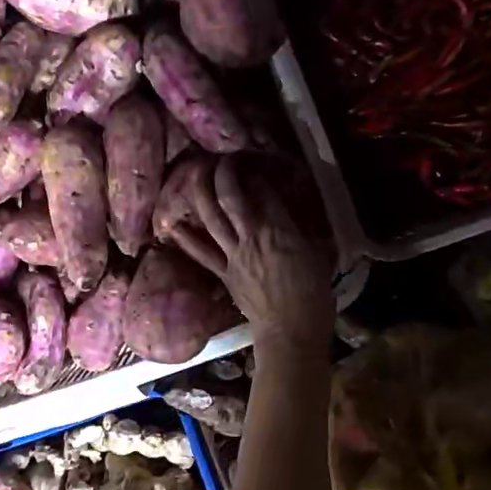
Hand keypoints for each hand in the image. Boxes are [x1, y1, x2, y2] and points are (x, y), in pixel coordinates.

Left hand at [172, 156, 333, 352]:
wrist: (291, 331)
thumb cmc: (314, 294)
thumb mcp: (319, 253)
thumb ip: (303, 228)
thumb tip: (295, 209)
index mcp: (279, 229)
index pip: (263, 189)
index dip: (256, 169)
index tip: (252, 158)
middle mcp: (251, 236)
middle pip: (230, 196)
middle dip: (223, 172)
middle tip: (222, 159)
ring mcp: (233, 254)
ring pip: (211, 217)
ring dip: (200, 192)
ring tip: (195, 173)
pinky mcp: (222, 273)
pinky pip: (200, 253)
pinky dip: (185, 238)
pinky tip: (171, 223)